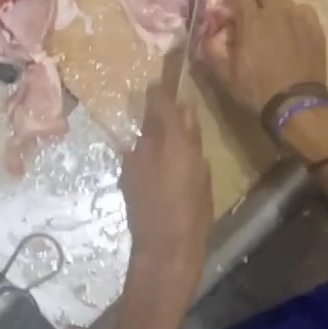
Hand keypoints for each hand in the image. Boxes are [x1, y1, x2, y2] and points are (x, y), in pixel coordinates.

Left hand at [121, 78, 212, 307]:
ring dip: (156, 140)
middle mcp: (144, 143)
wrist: (164, 250)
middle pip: (149, 116)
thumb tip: (187, 112)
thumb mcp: (203, 173)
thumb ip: (192, 139)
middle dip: (162, 116)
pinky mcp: (124, 177)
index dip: (162, 86)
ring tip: (174, 157)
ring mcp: (130, 160)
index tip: (168, 77)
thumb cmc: (194, 212)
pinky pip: (138, 157)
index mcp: (168, 137)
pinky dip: (148, 159)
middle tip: (179, 121)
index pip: (157, 97)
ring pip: (144, 138)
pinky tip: (161, 176)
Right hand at [202, 0, 327, 162]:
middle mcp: (277, 10)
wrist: (297, 105)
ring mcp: (299, 17)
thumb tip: (210, 31)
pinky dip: (293, 16)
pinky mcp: (315, 27)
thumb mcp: (224, 73)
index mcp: (252, 19)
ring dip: (272, 6)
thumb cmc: (257, 89)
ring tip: (270, 26)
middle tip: (246, 10)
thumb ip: (211, 46)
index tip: (228, 12)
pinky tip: (290, 32)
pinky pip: (302, 10)